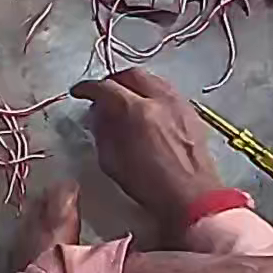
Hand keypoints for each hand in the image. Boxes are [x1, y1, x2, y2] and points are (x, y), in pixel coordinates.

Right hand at [71, 69, 223, 229]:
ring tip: (123, 99)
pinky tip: (146, 109)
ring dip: (133, 84)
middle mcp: (160, 100)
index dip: (87, 88)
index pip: (106, 87)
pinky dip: (150, 93)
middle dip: (112, 81)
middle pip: (131, 74)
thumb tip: (98, 115)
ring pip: (151, 79)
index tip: (79, 92)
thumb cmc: (150, 186)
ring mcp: (178, 103)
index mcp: (137, 112)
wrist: (192, 197)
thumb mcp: (112, 162)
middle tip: (101, 94)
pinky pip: (166, 91)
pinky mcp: (191, 112)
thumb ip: (102, 132)